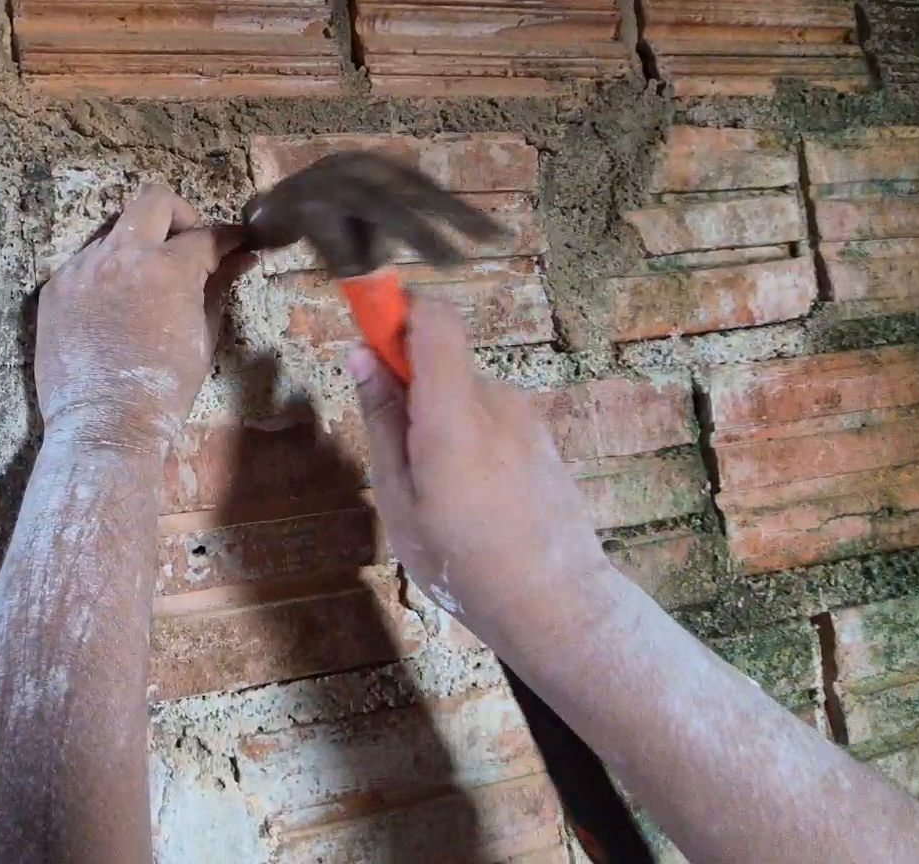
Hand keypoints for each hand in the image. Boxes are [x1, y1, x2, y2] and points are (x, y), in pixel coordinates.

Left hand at [35, 185, 246, 453]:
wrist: (105, 424)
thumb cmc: (164, 389)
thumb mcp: (203, 336)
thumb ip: (218, 287)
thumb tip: (242, 257)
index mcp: (166, 269)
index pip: (205, 234)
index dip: (227, 237)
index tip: (234, 244)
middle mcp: (121, 256)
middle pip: (153, 201)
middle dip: (179, 216)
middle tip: (186, 247)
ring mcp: (81, 268)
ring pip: (114, 231)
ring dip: (137, 247)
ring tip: (144, 285)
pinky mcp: (54, 287)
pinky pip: (85, 262)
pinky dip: (105, 273)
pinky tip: (111, 307)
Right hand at [349, 298, 614, 643]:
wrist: (559, 607)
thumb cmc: (458, 559)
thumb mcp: (397, 495)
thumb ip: (381, 418)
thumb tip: (360, 354)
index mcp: (453, 414)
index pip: (434, 319)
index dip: (399, 310)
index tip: (370, 332)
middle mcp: (495, 400)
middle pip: (441, 356)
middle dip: (408, 382)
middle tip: (395, 448)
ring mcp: (525, 416)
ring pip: (461, 388)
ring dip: (436, 413)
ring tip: (435, 483)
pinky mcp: (540, 434)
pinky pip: (487, 412)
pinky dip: (464, 430)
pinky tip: (470, 491)